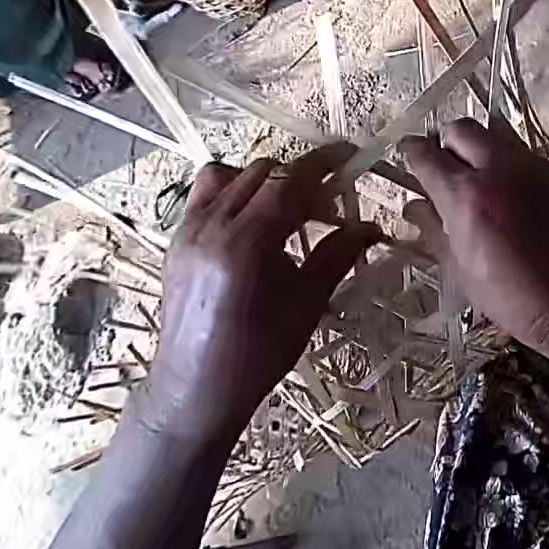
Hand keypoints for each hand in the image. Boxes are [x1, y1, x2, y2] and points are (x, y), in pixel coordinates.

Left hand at [143, 145, 380, 446]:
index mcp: (245, 245)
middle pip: (263, 172)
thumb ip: (337, 255)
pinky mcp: (177, 239)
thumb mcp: (307, 305)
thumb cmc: (258, 355)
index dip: (324, 164)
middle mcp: (210, 227)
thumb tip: (371, 226)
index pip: (289, 182)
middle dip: (302, 176)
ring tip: (290, 207)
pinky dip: (236, 190)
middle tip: (331, 200)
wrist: (192, 392)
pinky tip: (255, 219)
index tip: (351, 156)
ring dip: (268, 179)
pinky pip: (206, 193)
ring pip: (231, 175)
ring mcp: (187, 230)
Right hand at [399, 119, 548, 350]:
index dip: (412, 152)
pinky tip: (516, 197)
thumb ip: (433, 229)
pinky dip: (514, 168)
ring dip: (482, 149)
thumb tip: (414, 207)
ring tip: (482, 178)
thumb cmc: (511, 295)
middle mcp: (499, 169)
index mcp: (465, 195)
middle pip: (462, 128)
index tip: (410, 155)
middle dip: (448, 142)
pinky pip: (528, 157)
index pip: (427, 154)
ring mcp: (534, 167)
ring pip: (498, 135)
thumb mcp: (459, 269)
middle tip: (446, 165)